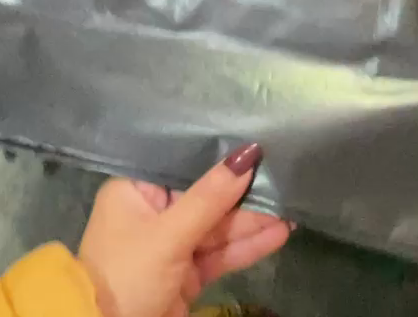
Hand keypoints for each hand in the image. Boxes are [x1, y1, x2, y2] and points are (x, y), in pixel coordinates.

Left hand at [77, 143, 291, 316]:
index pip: (183, 163)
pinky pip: (219, 253)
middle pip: (204, 196)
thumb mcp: (168, 235)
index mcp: (135, 189)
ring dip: (252, 221)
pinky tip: (278, 234)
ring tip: (290, 205)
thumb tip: (248, 153)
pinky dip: (246, 246)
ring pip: (216, 226)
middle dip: (242, 192)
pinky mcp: (185, 274)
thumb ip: (209, 198)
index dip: (218, 156)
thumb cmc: (127, 274)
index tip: (255, 143)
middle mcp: (152, 211)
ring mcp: (170, 244)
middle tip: (283, 176)